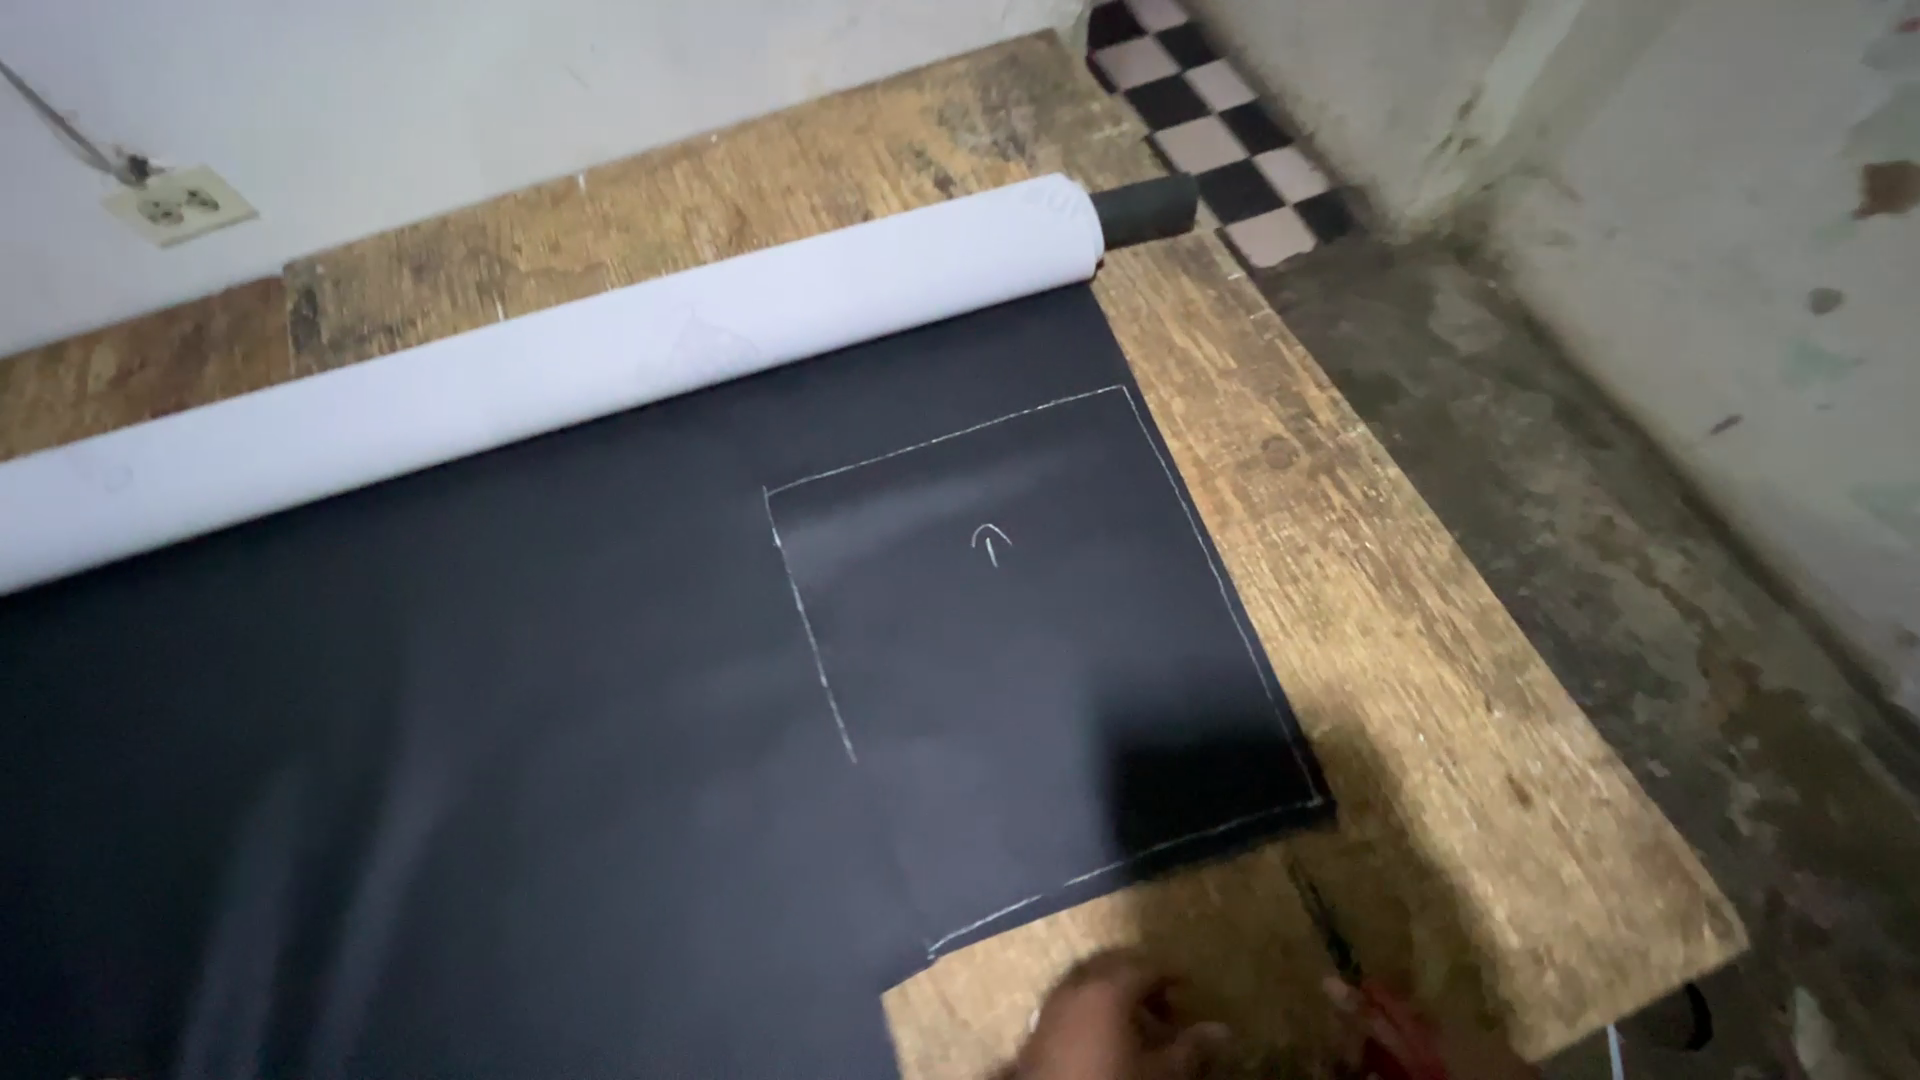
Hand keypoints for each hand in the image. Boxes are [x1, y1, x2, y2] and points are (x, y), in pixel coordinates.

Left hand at [1010, 949, 1231, 1079]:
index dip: (1170, 974)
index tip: (1189, 987)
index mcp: (1108, 988)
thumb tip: (1224, 1031)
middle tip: (1167, 1007)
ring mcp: (1056, 999)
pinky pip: (1074, 995)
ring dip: (1117, 992)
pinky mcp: (1041, 1020)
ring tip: (1140, 1025)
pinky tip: (1107, 1034)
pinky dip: (1094, 1003)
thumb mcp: (1158, 1075)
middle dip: (1143, 980)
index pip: (1145, 966)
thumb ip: (1190, 1050)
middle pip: (1116, 965)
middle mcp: (1079, 983)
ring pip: (1092, 978)